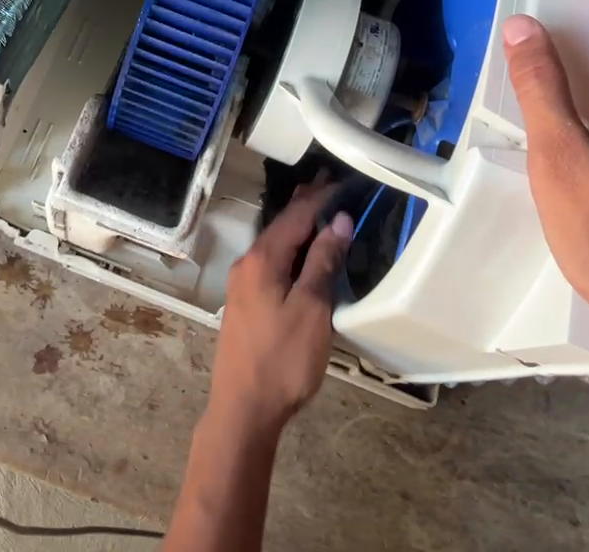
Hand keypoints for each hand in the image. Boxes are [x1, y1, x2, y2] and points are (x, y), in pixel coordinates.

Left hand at [210, 177, 352, 435]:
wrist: (244, 407)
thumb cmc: (282, 358)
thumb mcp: (312, 309)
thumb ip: (323, 263)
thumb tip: (338, 221)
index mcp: (262, 259)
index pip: (295, 216)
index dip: (321, 197)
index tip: (344, 180)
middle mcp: (248, 263)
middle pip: (282, 225)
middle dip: (306, 204)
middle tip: (330, 181)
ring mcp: (244, 283)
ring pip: (276, 243)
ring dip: (299, 225)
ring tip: (321, 208)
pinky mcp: (247, 302)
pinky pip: (273, 261)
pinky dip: (292, 248)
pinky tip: (304, 251)